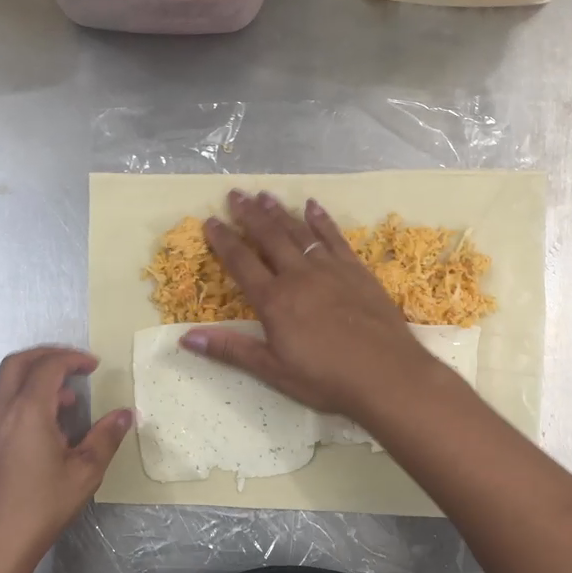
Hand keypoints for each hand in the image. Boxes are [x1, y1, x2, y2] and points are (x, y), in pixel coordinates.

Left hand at [0, 347, 131, 572]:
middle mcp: (1, 412)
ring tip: (67, 401)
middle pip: (17, 363)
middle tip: (74, 365)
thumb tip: (124, 415)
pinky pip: (3, 407)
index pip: (48, 366)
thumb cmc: (42, 507)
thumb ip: (105, 438)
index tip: (94, 365)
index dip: (72, 358)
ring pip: (6, 385)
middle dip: (46, 356)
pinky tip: (47, 430)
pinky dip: (24, 401)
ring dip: (35, 380)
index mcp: (27, 411)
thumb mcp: (84, 473)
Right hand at [184, 191, 440, 420]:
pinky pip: (334, 238)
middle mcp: (299, 276)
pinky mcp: (357, 272)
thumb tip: (186, 338)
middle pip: (269, 237)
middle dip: (249, 215)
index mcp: (274, 301)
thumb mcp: (272, 370)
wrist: (385, 374)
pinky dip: (321, 221)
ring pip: (299, 232)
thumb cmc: (324, 378)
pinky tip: (312, 207)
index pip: (241, 263)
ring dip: (280, 212)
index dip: (223, 241)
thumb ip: (230, 349)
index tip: (210, 221)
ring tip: (264, 195)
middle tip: (235, 194)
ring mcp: (330, 270)